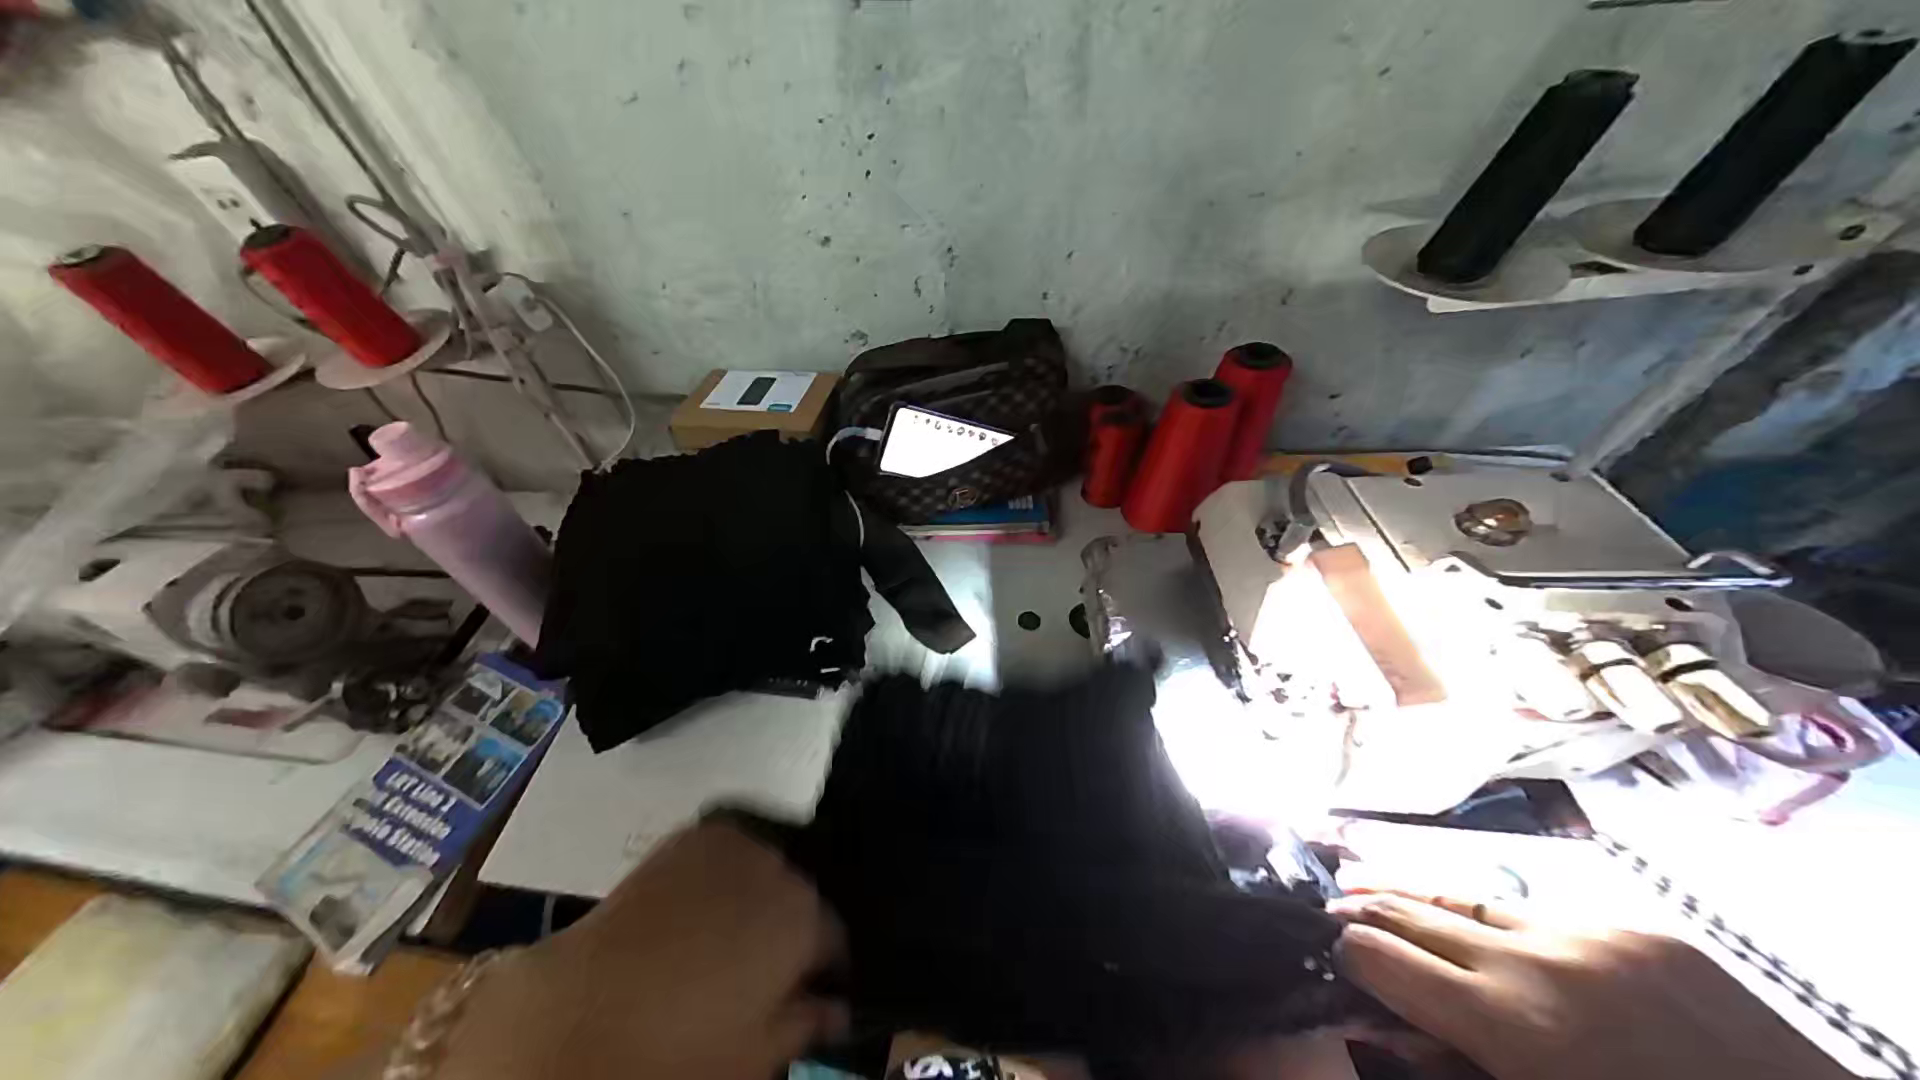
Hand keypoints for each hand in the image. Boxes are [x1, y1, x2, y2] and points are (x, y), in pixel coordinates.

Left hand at [439, 822, 845, 1079]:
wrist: (580, 1012)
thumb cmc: (677, 1049)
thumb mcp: (755, 1056)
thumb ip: (807, 1023)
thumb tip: (838, 1009)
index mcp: (805, 920)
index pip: (838, 938)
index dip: (826, 968)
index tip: (811, 988)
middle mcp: (781, 869)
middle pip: (802, 895)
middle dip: (791, 926)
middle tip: (763, 964)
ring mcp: (737, 845)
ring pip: (769, 867)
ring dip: (761, 893)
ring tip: (728, 930)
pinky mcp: (696, 835)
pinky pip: (732, 847)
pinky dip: (728, 869)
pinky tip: (704, 898)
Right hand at [1329, 891, 1849, 1079]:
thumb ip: (1448, 1065)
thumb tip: (1377, 1023)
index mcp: (1508, 1024)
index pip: (1378, 954)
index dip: (1346, 954)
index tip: (1334, 956)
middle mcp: (1537, 959)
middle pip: (1412, 910)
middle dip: (1364, 909)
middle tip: (1331, 905)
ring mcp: (1595, 933)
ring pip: (1469, 896)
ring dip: (1417, 897)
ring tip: (1370, 883)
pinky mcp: (1645, 929)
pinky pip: (1547, 915)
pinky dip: (1505, 923)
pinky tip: (1491, 930)